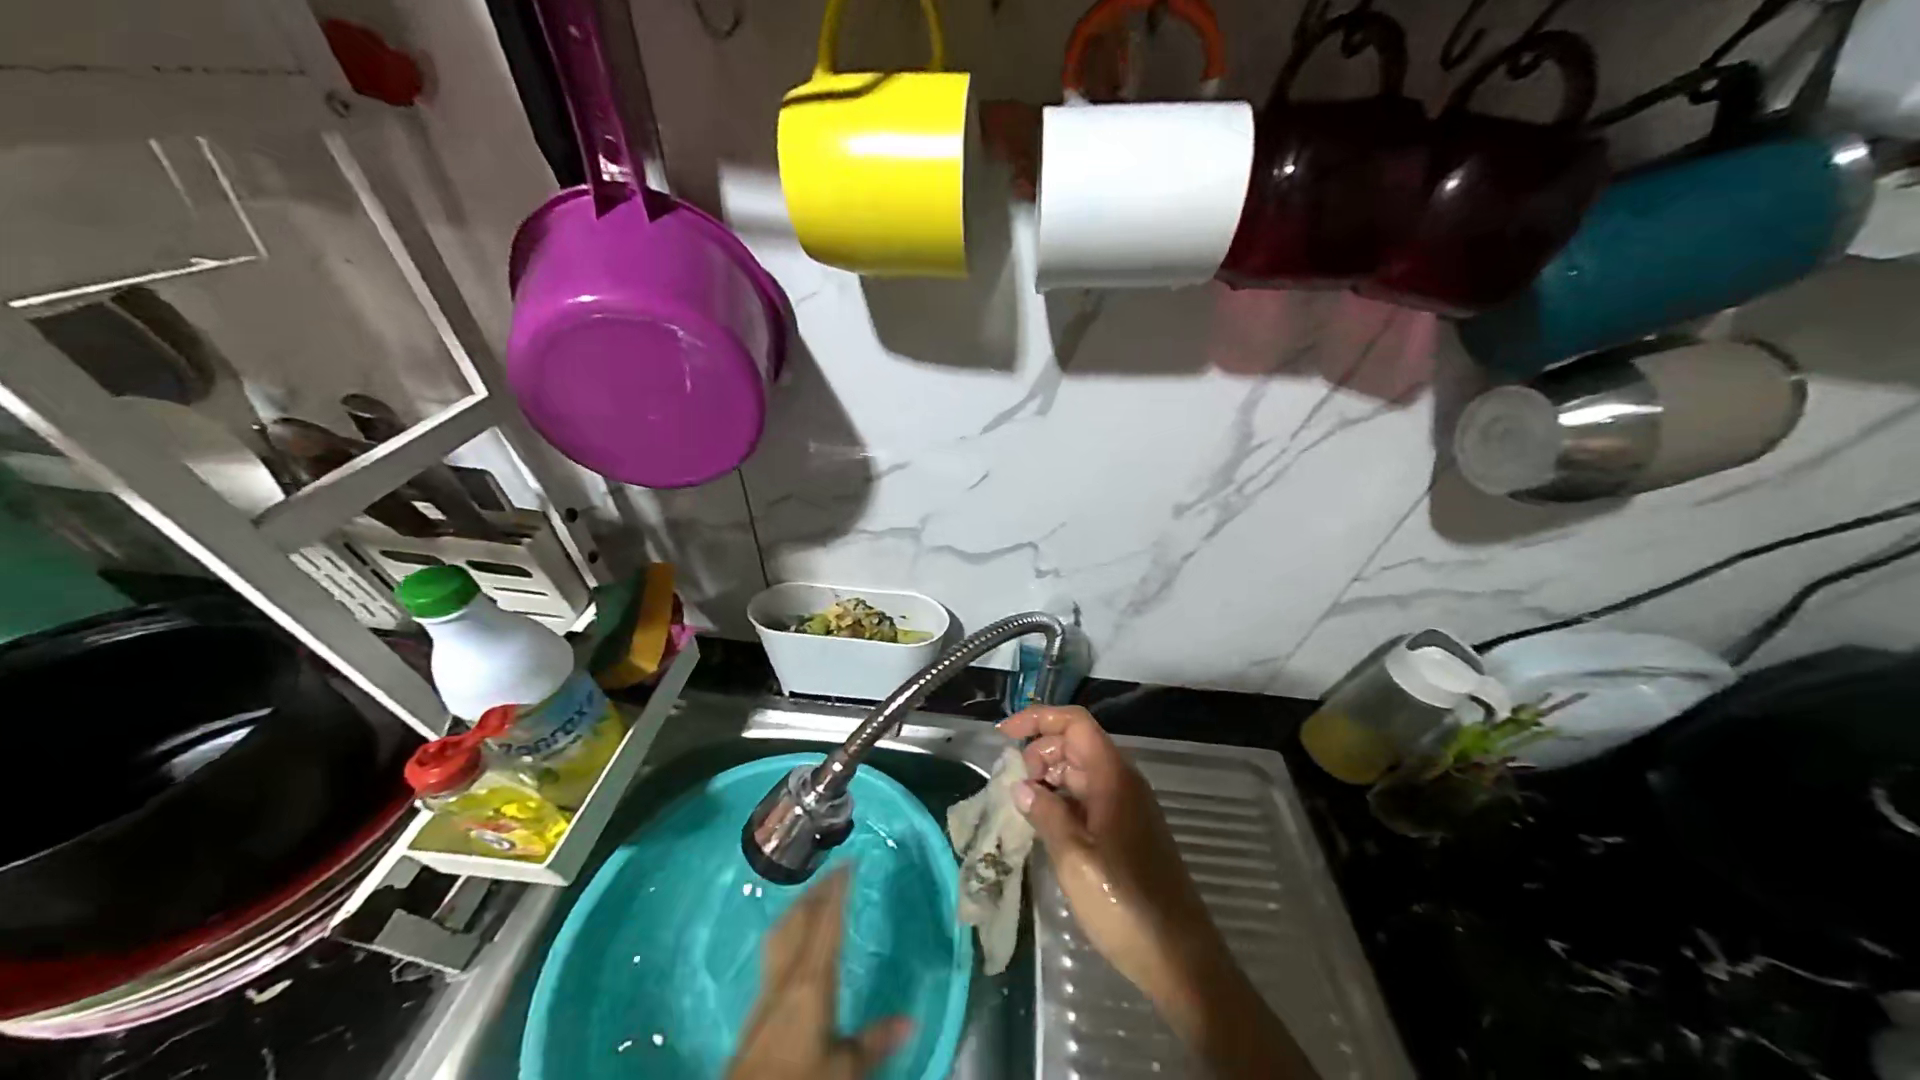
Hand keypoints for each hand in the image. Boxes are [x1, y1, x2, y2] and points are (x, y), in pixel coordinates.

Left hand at [725, 870, 912, 1079]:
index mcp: (812, 980)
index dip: (838, 890)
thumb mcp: (843, 1069)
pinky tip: (793, 937)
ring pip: (783, 930)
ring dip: (800, 905)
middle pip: (801, 919)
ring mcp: (769, 986)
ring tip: (815, 893)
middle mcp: (787, 974)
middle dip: (818, 890)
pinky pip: (776, 947)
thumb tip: (912, 1020)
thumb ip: (875, 1041)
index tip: (849, 863)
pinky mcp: (759, 1003)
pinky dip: (789, 927)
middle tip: (836, 870)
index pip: (827, 923)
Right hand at [1000, 706, 1318, 1079]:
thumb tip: (1022, 787)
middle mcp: (1122, 783)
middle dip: (1039, 752)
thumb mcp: (1074, 859)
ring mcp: (1126, 808)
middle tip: (1013, 785)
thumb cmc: (1124, 905)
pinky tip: (1043, 825)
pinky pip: (1088, 799)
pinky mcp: (1126, 832)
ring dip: (1048, 779)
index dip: (1039, 719)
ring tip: (1020, 805)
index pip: (1076, 723)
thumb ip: (1046, 815)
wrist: (1179, 958)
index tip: (1003, 736)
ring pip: (1080, 772)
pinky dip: (1062, 801)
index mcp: (1114, 777)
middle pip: (1076, 744)